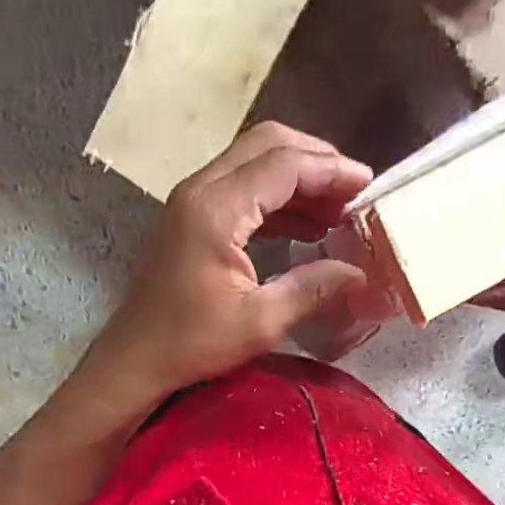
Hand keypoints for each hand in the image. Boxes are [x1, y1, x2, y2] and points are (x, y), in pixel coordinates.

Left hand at [74, 123, 371, 407]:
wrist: (134, 359)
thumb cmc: (191, 343)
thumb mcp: (259, 322)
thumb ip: (312, 289)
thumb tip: (360, 272)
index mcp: (215, 210)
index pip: (284, 165)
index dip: (332, 170)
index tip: (370, 188)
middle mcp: (200, 189)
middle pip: (267, 145)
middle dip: (317, 162)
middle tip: (354, 193)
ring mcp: (191, 200)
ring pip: (253, 163)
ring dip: (297, 180)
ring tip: (338, 211)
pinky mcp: (190, 216)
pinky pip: (240, 189)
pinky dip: (275, 199)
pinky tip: (307, 227)